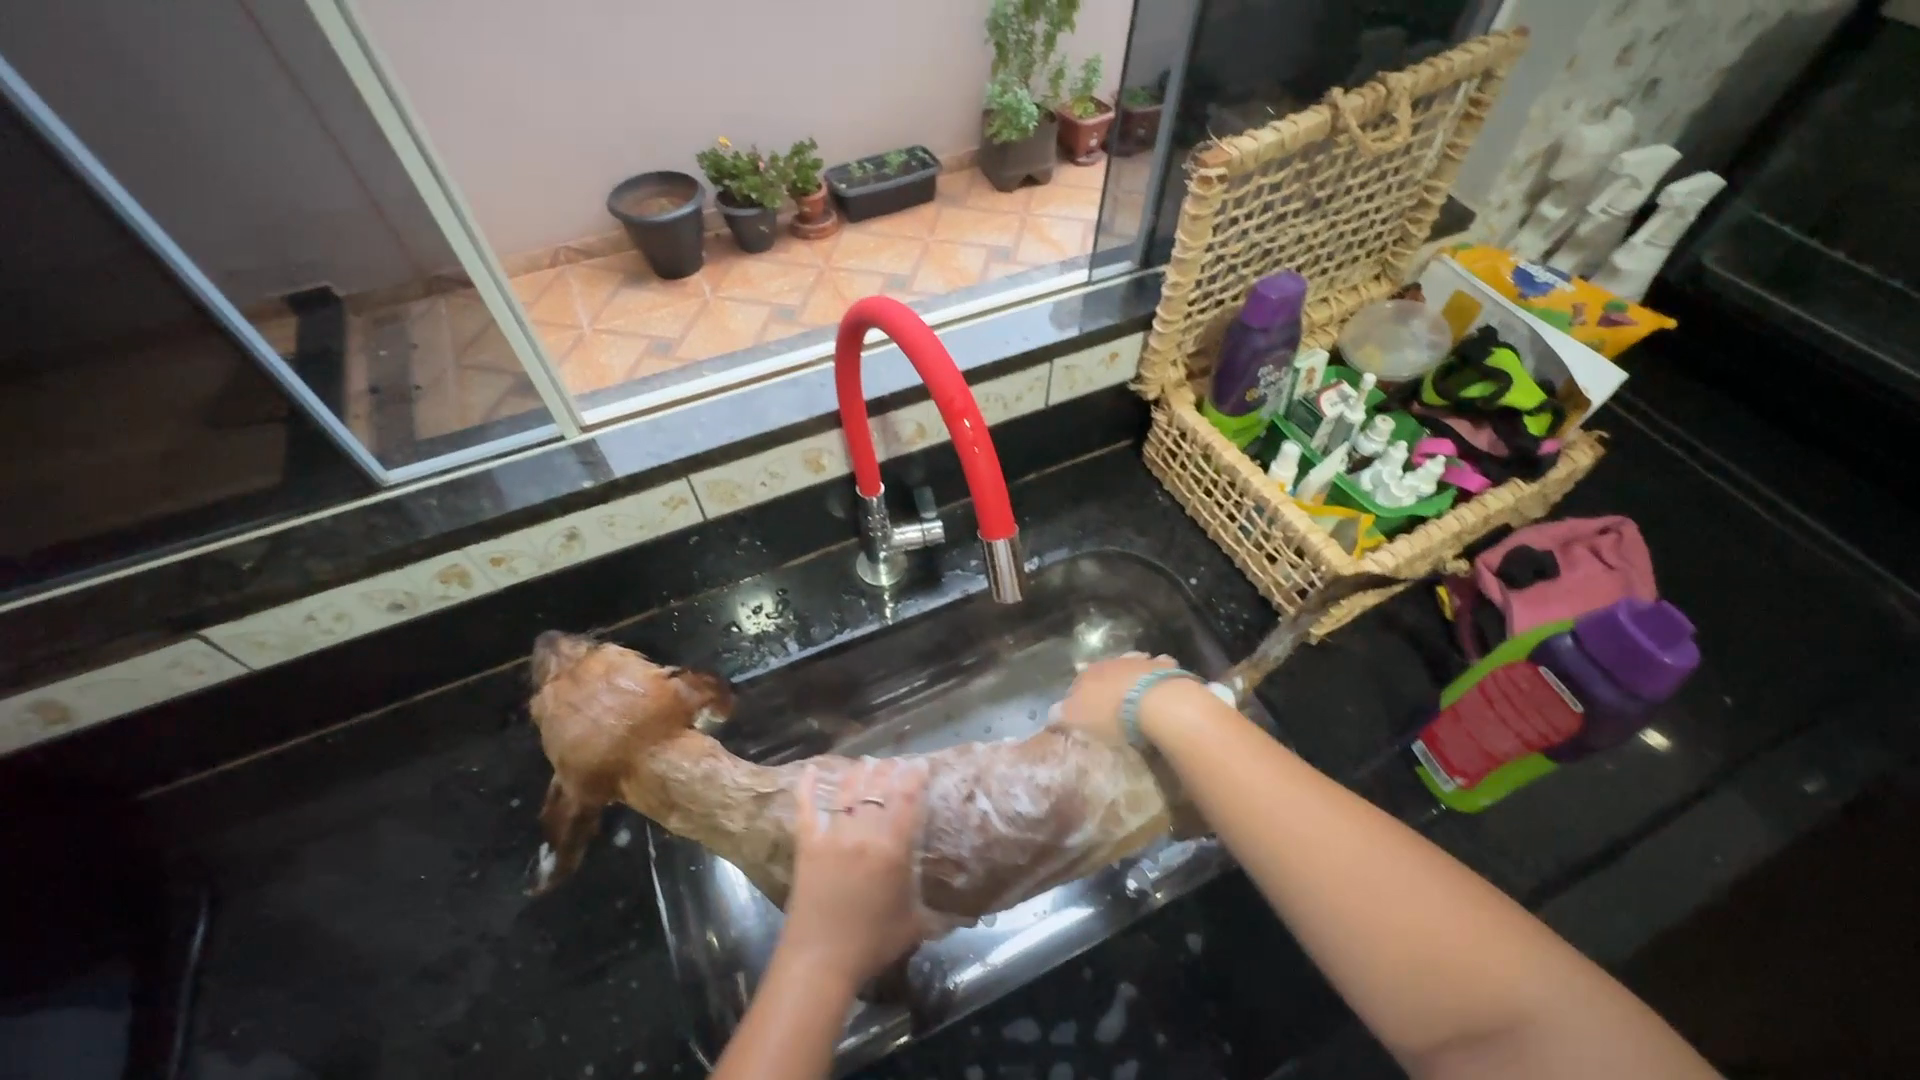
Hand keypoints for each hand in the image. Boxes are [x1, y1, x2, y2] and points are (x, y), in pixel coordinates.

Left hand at [783, 758, 934, 987]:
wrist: (819, 961)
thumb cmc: (872, 944)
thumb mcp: (915, 926)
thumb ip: (941, 914)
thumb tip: (969, 914)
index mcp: (893, 848)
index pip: (908, 798)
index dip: (915, 776)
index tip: (921, 764)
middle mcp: (863, 833)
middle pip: (878, 788)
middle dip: (890, 770)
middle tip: (898, 764)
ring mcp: (832, 836)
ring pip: (847, 791)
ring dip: (860, 773)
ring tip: (869, 762)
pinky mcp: (807, 845)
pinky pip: (807, 808)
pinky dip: (808, 787)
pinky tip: (811, 770)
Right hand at [1052, 652, 1178, 744]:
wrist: (1154, 703)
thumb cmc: (1110, 715)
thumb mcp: (1075, 719)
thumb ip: (1061, 715)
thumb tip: (1052, 713)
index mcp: (1087, 674)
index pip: (1077, 683)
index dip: (1079, 697)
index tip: (1084, 713)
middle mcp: (1111, 662)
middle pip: (1105, 672)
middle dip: (1107, 684)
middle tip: (1111, 703)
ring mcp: (1138, 661)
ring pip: (1132, 663)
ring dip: (1132, 675)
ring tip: (1136, 693)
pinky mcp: (1164, 666)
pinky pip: (1159, 667)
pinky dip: (1158, 674)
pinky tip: (1160, 687)